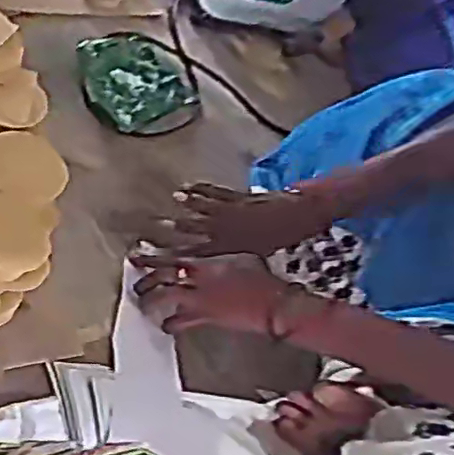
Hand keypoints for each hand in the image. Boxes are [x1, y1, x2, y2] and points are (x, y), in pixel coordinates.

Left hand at [131, 252, 330, 336]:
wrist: (277, 305)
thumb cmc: (264, 281)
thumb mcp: (242, 259)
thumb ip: (218, 259)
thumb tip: (206, 259)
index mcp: (208, 261)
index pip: (172, 256)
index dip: (150, 257)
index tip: (135, 256)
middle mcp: (199, 278)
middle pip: (160, 276)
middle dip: (145, 280)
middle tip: (138, 285)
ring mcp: (198, 298)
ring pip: (162, 297)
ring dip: (149, 301)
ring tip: (144, 304)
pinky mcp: (202, 317)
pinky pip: (177, 322)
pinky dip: (168, 324)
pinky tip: (164, 326)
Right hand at [144, 181, 336, 255]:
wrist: (307, 213)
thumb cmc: (283, 240)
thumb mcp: (256, 257)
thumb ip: (229, 258)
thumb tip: (209, 266)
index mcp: (225, 248)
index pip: (186, 253)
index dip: (165, 255)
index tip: (147, 255)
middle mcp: (222, 230)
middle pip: (186, 230)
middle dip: (164, 232)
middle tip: (146, 232)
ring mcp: (228, 212)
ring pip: (198, 210)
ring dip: (181, 207)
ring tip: (167, 204)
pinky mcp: (237, 197)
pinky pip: (213, 193)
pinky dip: (199, 190)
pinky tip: (187, 188)